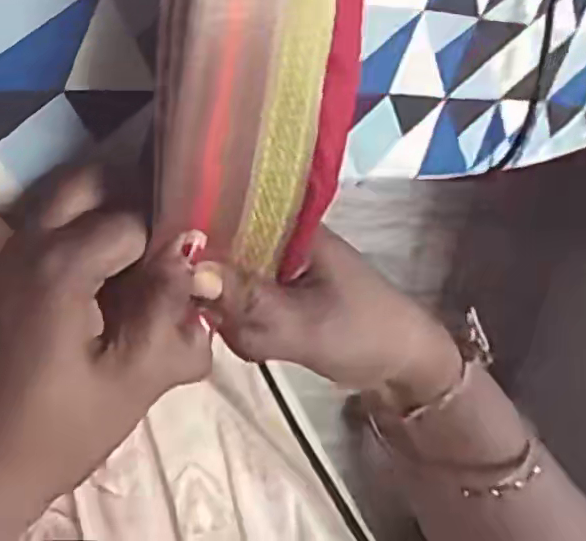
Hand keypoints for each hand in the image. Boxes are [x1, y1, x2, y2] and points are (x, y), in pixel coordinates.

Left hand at [0, 168, 213, 539]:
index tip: (191, 262)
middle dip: (131, 192)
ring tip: (142, 243)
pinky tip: (106, 265)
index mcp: (62, 263)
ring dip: (104, 202)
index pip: (131, 220)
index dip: (166, 237)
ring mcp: (12, 249)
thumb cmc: (54, 430)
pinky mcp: (5, 266)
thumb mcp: (128, 384)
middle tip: (167, 230)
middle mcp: (31, 239)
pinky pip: (48, 218)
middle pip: (88, 179)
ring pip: (63, 193)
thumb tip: (196, 263)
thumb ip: (168, 318)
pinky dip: (80, 220)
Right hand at [208, 228, 459, 410]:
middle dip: (214, 288)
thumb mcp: (305, 323)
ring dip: (229, 312)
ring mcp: (272, 264)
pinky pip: (238, 299)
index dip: (195, 237)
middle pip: (218, 250)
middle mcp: (273, 236)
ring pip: (225, 279)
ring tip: (252, 336)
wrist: (409, 371)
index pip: (223, 213)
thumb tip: (191, 274)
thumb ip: (248, 302)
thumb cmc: (365, 333)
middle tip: (222, 320)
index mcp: (285, 223)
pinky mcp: (273, 290)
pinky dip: (240, 323)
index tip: (175, 270)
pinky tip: (253, 339)